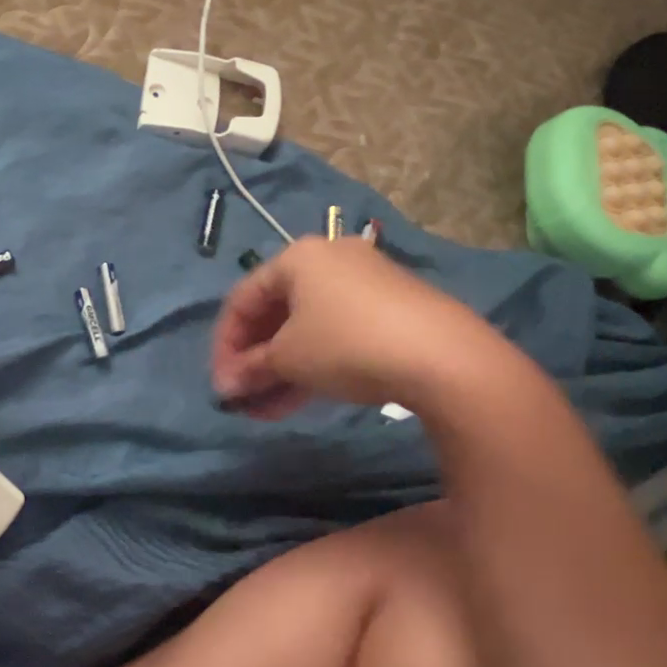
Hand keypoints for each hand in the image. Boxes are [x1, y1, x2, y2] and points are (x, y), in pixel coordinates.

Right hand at [210, 236, 516, 418]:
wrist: (445, 358)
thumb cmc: (346, 344)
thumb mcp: (288, 359)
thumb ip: (250, 370)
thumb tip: (227, 387)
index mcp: (297, 257)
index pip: (243, 300)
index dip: (225, 345)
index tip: (222, 384)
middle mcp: (329, 260)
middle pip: (275, 313)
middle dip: (255, 360)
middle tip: (243, 397)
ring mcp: (364, 284)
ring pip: (306, 328)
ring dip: (281, 369)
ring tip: (267, 410)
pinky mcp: (391, 310)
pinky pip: (336, 334)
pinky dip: (314, 363)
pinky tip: (300, 399)